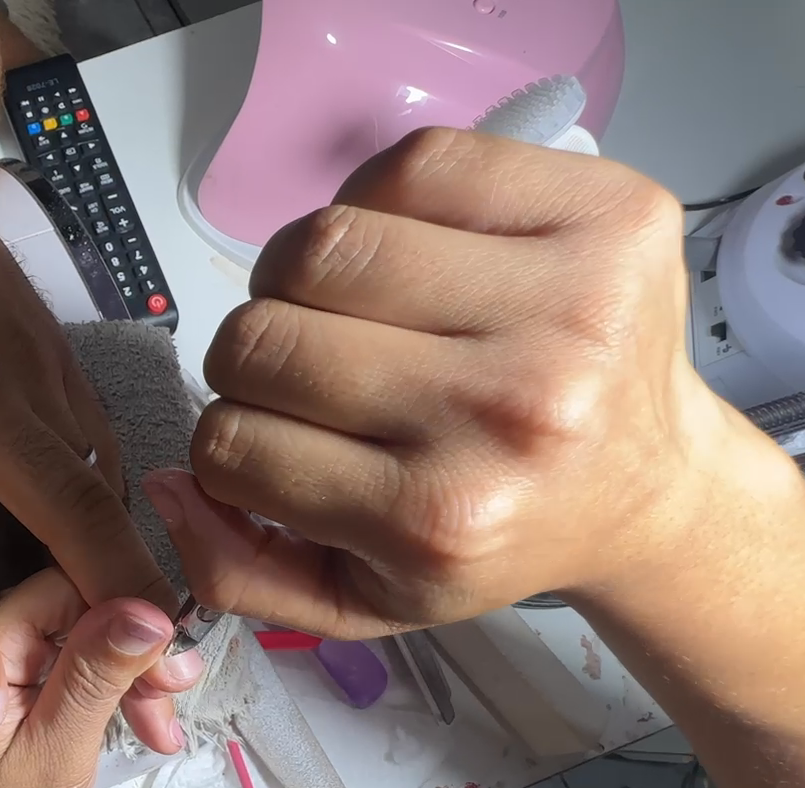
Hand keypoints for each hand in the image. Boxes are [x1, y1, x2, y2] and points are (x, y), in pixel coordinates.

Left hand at [0, 141, 189, 742]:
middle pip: (71, 521)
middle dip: (117, 607)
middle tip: (150, 686)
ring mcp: (36, 382)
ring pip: (105, 490)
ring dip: (133, 567)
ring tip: (150, 641)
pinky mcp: (64, 364)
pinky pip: (100, 454)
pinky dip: (114, 512)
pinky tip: (111, 550)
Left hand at [0, 568, 173, 787]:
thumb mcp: (52, 753)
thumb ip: (95, 680)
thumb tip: (149, 611)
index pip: (71, 585)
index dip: (130, 618)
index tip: (172, 674)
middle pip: (85, 605)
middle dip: (137, 652)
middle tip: (170, 708)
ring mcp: (7, 647)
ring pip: (90, 631)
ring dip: (132, 673)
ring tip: (159, 729)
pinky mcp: (20, 669)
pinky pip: (78, 657)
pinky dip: (112, 686)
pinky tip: (141, 720)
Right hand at [144, 128, 745, 636]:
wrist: (642, 491)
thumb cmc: (478, 548)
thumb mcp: (345, 602)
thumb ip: (231, 570)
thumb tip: (162, 483)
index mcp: (431, 517)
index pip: (228, 444)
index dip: (221, 443)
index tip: (267, 447)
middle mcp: (501, 411)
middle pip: (258, 341)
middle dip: (244, 360)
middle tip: (294, 375)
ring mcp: (563, 304)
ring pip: (318, 247)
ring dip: (291, 280)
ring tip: (333, 313)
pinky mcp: (605, 215)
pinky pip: (413, 168)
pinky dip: (371, 204)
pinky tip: (395, 257)